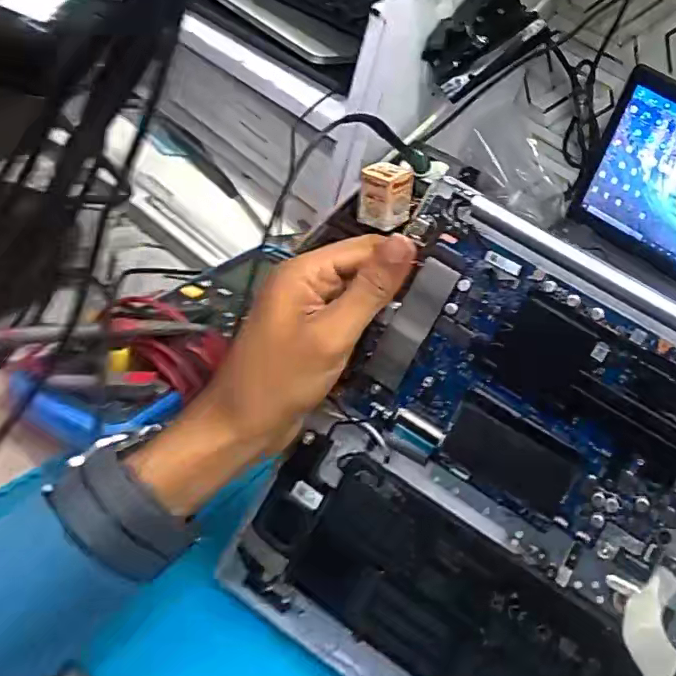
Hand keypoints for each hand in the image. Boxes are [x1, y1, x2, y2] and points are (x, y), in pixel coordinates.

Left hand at [127, 234, 416, 513]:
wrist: (240, 431)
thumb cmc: (277, 384)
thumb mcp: (334, 333)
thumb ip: (372, 288)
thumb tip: (404, 244)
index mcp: (304, 271)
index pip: (367, 246)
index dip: (400, 256)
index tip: (434, 272)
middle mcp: (305, 280)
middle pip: (364, 264)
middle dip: (393, 279)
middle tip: (424, 300)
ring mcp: (308, 303)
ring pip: (361, 286)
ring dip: (383, 300)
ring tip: (407, 317)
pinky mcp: (314, 324)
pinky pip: (351, 307)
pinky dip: (370, 316)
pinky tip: (384, 331)